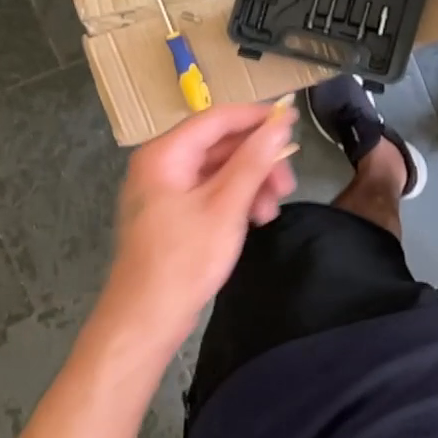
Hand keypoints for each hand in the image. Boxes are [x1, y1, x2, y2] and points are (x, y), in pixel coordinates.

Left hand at [104, 101, 297, 344]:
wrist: (145, 321)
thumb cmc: (184, 261)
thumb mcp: (226, 207)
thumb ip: (254, 161)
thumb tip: (279, 123)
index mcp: (165, 154)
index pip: (218, 118)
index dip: (257, 117)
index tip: (293, 119)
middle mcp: (161, 164)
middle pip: (220, 144)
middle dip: (258, 160)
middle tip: (287, 181)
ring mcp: (166, 189)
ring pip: (220, 168)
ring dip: (251, 182)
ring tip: (271, 209)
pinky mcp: (173, 212)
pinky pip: (211, 190)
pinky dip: (236, 198)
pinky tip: (256, 218)